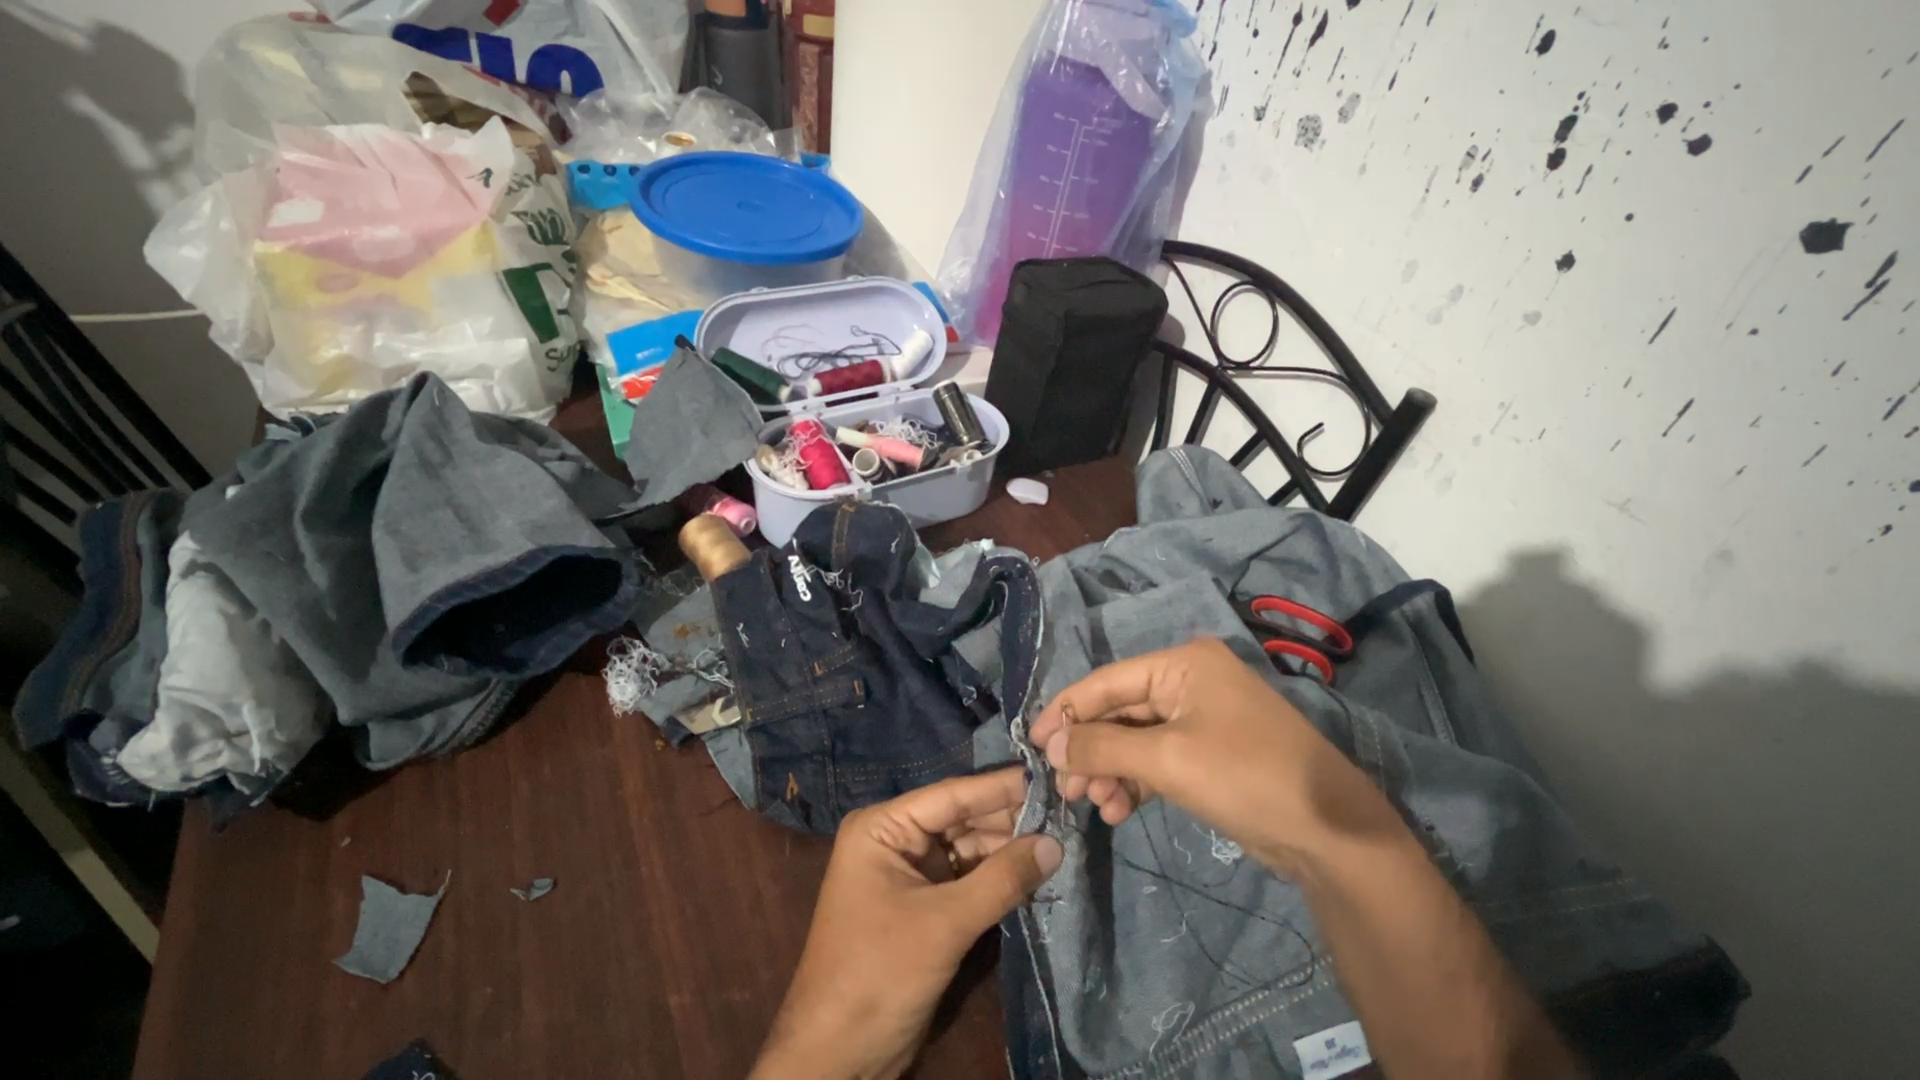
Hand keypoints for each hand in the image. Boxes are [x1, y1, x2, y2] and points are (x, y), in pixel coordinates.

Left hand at [751, 768, 1062, 1079]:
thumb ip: (1001, 879)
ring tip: (1063, 839)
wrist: (839, 1053)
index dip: (1002, 787)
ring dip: (1009, 849)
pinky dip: (998, 877)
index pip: (952, 795)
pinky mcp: (923, 905)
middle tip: (1067, 812)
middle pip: (962, 819)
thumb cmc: (879, 973)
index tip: (1052, 776)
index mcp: (882, 827)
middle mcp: (894, 840)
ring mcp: (909, 873)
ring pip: (969, 849)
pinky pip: (967, 879)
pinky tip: (1036, 871)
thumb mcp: (944, 923)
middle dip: (1011, 820)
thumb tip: (1056, 842)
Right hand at [1029, 638, 1394, 875]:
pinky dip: (1135, 782)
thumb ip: (1101, 746)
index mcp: (1183, 663)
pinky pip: (1156, 760)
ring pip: (1134, 739)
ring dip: (1110, 771)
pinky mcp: (1210, 754)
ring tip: (1095, 805)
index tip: (1030, 744)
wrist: (1329, 832)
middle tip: (1065, 788)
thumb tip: (1048, 742)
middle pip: (1119, 712)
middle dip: (1090, 750)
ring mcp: (1202, 718)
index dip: (1065, 711)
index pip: (1106, 681)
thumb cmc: (1244, 776)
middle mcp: (1190, 681)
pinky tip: (1119, 810)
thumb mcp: (1165, 759)